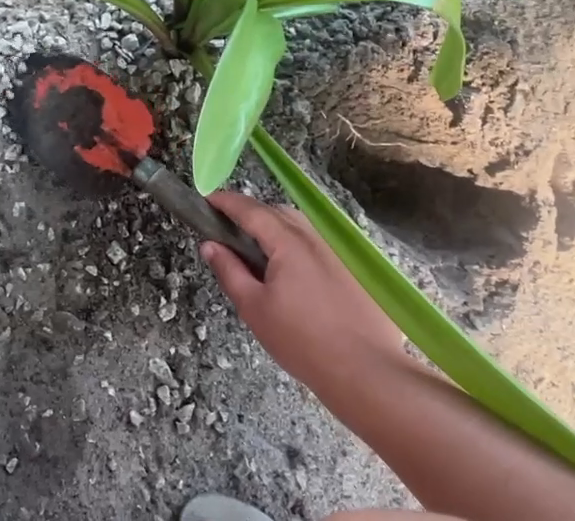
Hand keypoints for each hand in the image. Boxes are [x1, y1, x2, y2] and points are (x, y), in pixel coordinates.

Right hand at [201, 191, 410, 394]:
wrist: (367, 373)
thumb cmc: (302, 342)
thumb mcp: (253, 308)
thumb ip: (229, 270)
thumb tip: (210, 245)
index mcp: (288, 242)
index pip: (251, 210)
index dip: (226, 202)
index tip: (207, 200)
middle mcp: (316, 238)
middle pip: (278, 212)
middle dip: (252, 214)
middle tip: (231, 234)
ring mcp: (339, 252)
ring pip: (301, 228)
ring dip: (277, 230)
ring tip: (261, 255)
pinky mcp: (355, 270)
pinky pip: (319, 245)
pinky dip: (299, 246)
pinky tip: (294, 276)